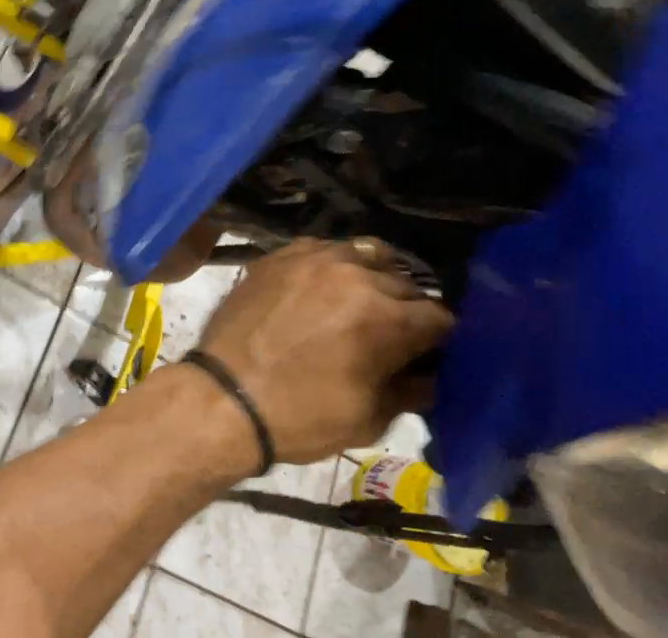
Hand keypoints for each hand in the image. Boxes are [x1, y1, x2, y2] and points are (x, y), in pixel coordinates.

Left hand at [192, 239, 453, 465]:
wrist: (224, 398)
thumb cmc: (300, 417)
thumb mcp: (370, 418)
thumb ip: (410, 390)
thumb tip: (431, 377)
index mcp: (386, 318)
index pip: (441, 317)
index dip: (443, 340)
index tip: (433, 354)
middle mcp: (355, 275)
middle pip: (405, 284)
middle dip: (409, 310)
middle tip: (396, 336)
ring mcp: (314, 258)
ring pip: (366, 256)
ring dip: (374, 280)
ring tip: (363, 305)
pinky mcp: (280, 255)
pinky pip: (323, 249)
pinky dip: (334, 266)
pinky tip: (326, 288)